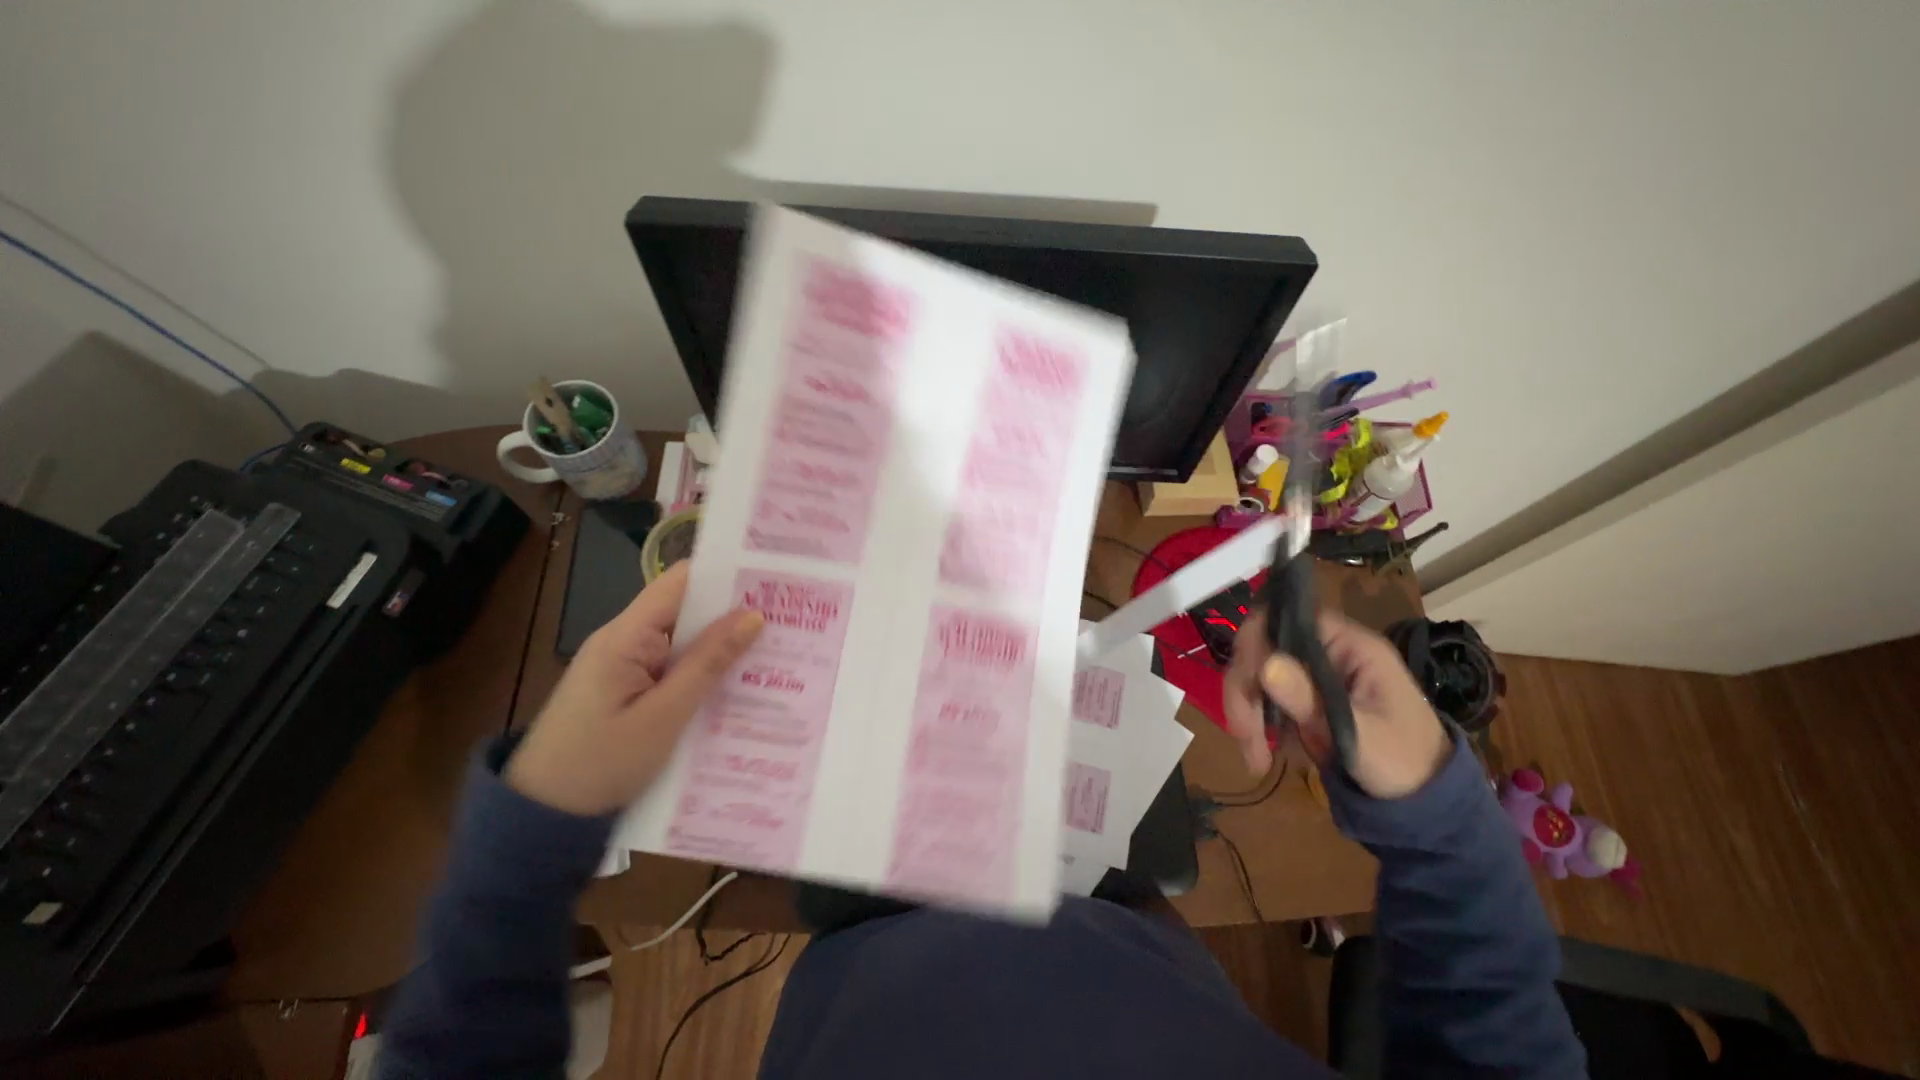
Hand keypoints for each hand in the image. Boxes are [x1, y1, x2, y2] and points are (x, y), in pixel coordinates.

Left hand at [505, 562, 763, 815]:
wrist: (542, 816)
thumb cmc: (601, 764)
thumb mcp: (664, 717)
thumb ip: (708, 664)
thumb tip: (753, 616)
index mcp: (625, 637)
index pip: (680, 582)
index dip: (724, 575)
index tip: (772, 580)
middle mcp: (623, 641)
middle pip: (685, 610)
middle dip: (733, 614)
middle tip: (790, 620)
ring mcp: (623, 667)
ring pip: (682, 643)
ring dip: (721, 647)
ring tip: (778, 651)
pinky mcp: (625, 691)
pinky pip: (671, 669)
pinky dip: (702, 673)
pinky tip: (739, 686)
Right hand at [1223, 610, 1448, 798]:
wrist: (1426, 802)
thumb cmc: (1405, 764)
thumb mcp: (1358, 736)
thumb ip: (1311, 700)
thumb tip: (1266, 664)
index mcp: (1351, 647)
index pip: (1288, 620)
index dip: (1257, 645)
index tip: (1247, 687)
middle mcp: (1330, 652)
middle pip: (1265, 648)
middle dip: (1247, 691)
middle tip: (1244, 736)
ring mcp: (1317, 675)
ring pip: (1260, 676)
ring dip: (1248, 713)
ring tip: (1257, 760)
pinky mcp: (1307, 699)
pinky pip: (1268, 699)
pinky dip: (1258, 726)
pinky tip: (1268, 756)